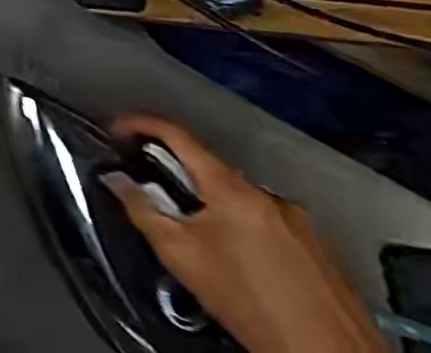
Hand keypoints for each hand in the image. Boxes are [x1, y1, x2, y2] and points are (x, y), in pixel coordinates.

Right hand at [103, 114, 383, 352]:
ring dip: (208, 202)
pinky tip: (235, 258)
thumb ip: (142, 210)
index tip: (121, 129)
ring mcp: (294, 217)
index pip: (178, 134)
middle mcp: (265, 193)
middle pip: (206, 165)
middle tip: (149, 186)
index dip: (141, 123)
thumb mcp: (181, 256)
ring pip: (235, 193)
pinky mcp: (313, 243)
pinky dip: (239, 224)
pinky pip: (263, 216)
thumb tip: (117, 181)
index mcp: (231, 188)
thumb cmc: (254, 308)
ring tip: (195, 237)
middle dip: (173, 171)